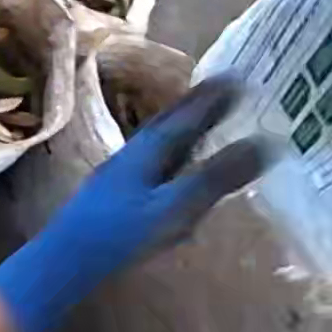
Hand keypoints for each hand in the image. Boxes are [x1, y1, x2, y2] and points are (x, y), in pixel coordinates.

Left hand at [0, 77, 267, 331]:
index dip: (215, 96)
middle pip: (172, 121)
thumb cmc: (122, 231)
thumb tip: (263, 144)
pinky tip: (177, 166)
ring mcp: (123, 169)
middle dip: (199, 106)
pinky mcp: (117, 189)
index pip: (188, 113)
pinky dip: (174, 153)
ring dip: (185, 128)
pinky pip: (155, 160)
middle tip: (227, 90)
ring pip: (161, 140)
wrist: (68, 255)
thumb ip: (215, 177)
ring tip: (209, 121)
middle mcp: (135, 150)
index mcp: (150, 147)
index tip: (240, 76)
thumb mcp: (175, 207)